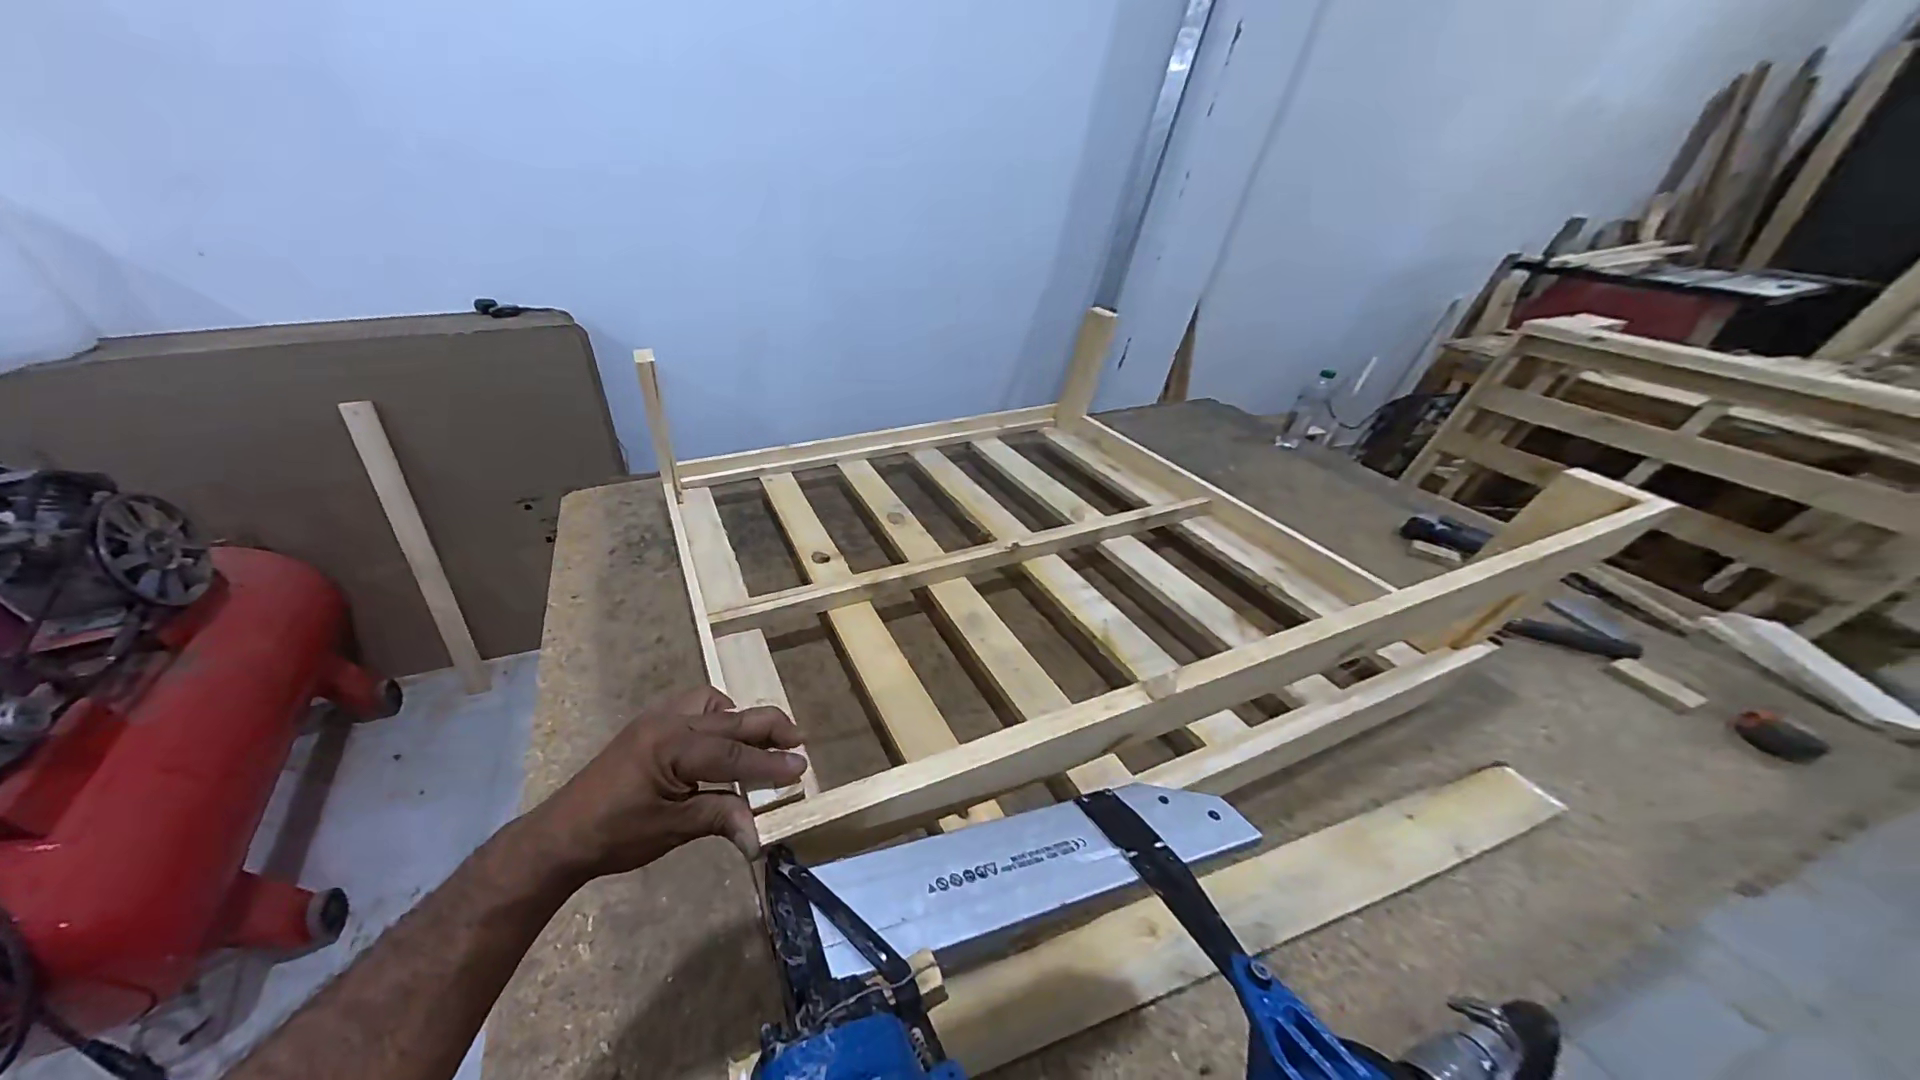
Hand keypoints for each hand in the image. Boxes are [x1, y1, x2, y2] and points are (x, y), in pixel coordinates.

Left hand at [524, 686, 806, 882]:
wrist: (559, 835)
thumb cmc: (615, 834)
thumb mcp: (673, 828)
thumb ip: (722, 819)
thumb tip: (761, 836)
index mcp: (673, 745)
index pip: (734, 753)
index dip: (770, 764)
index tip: (801, 769)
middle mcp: (669, 721)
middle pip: (731, 719)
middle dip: (768, 728)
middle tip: (798, 741)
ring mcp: (657, 719)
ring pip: (712, 702)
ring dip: (740, 718)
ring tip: (759, 741)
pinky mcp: (650, 726)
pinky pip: (694, 707)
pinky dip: (716, 717)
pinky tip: (719, 742)